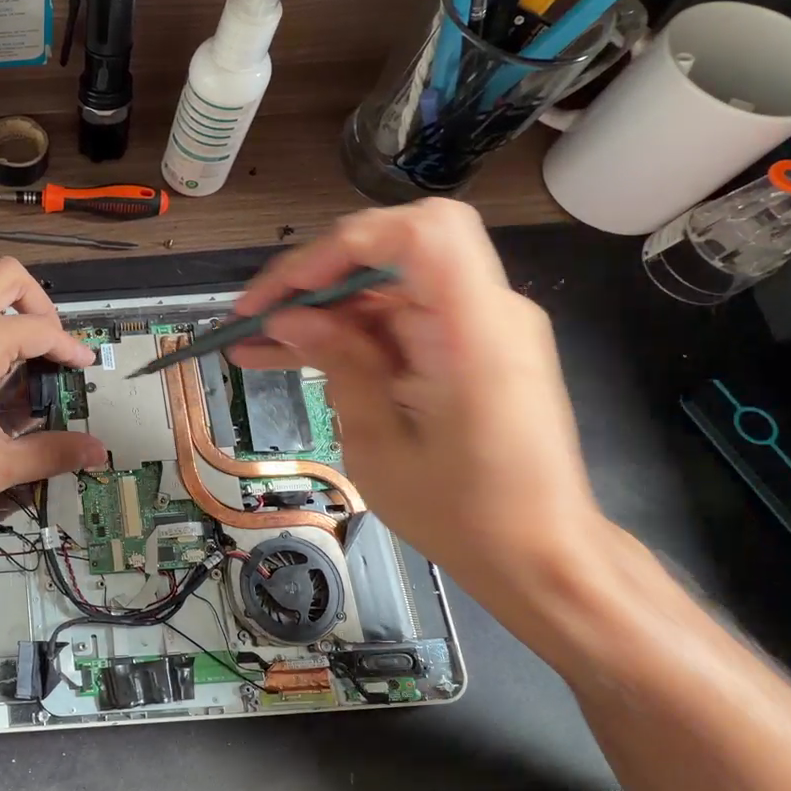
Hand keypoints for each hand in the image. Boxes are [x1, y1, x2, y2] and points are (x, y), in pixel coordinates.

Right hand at [225, 199, 607, 607]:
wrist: (539, 557)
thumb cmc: (463, 514)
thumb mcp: (381, 443)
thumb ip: (341, 365)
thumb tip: (290, 318)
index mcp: (475, 330)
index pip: (420, 233)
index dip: (344, 246)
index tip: (290, 292)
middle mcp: (486, 312)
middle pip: (393, 254)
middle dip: (315, 280)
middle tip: (252, 317)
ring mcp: (478, 328)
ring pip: (384, 289)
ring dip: (318, 312)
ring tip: (251, 343)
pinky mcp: (465, 349)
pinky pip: (396, 323)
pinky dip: (345, 336)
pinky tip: (288, 357)